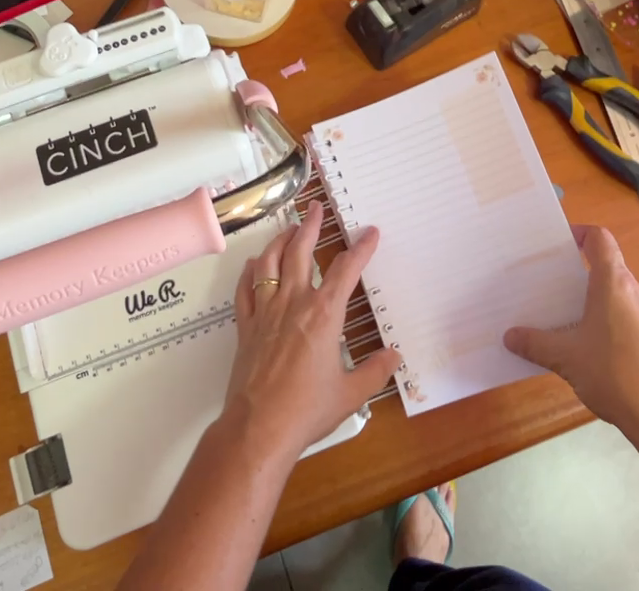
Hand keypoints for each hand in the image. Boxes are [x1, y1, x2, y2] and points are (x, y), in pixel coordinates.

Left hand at [223, 202, 402, 458]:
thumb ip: (375, 371)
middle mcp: (293, 304)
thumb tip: (393, 357)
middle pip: (301, 252)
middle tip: (315, 209)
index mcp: (323, 315)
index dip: (361, 248)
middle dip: (310, 226)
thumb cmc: (306, 411)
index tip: (370, 234)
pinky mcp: (245, 326)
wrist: (259, 428)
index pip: (346, 270)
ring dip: (279, 241)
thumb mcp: (351, 394)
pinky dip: (250, 272)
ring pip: (270, 263)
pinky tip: (253, 264)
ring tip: (288, 228)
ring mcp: (265, 312)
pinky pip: (245, 289)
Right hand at [503, 225, 638, 448]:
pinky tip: (601, 356)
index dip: (581, 233)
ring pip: (623, 298)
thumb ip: (536, 344)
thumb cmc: (615, 376)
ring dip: (600, 305)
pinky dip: (616, 327)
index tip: (562, 242)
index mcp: (614, 285)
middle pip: (610, 270)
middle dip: (583, 277)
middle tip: (555, 290)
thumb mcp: (566, 359)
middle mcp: (638, 294)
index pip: (600, 240)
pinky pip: (635, 323)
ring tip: (574, 326)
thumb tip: (510, 336)